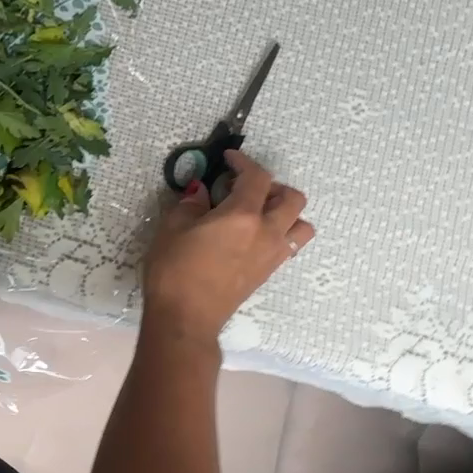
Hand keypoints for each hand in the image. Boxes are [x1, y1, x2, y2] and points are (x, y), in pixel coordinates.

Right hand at [141, 150, 315, 344]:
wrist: (187, 314)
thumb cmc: (173, 268)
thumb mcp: (171, 229)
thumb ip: (190, 205)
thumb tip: (201, 193)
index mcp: (241, 215)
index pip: (256, 178)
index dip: (243, 162)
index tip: (229, 158)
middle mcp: (267, 231)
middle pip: (292, 198)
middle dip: (271, 186)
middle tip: (242, 188)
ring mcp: (273, 253)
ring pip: (301, 223)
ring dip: (285, 211)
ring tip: (256, 213)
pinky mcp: (270, 270)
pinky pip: (290, 243)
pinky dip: (278, 231)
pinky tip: (250, 236)